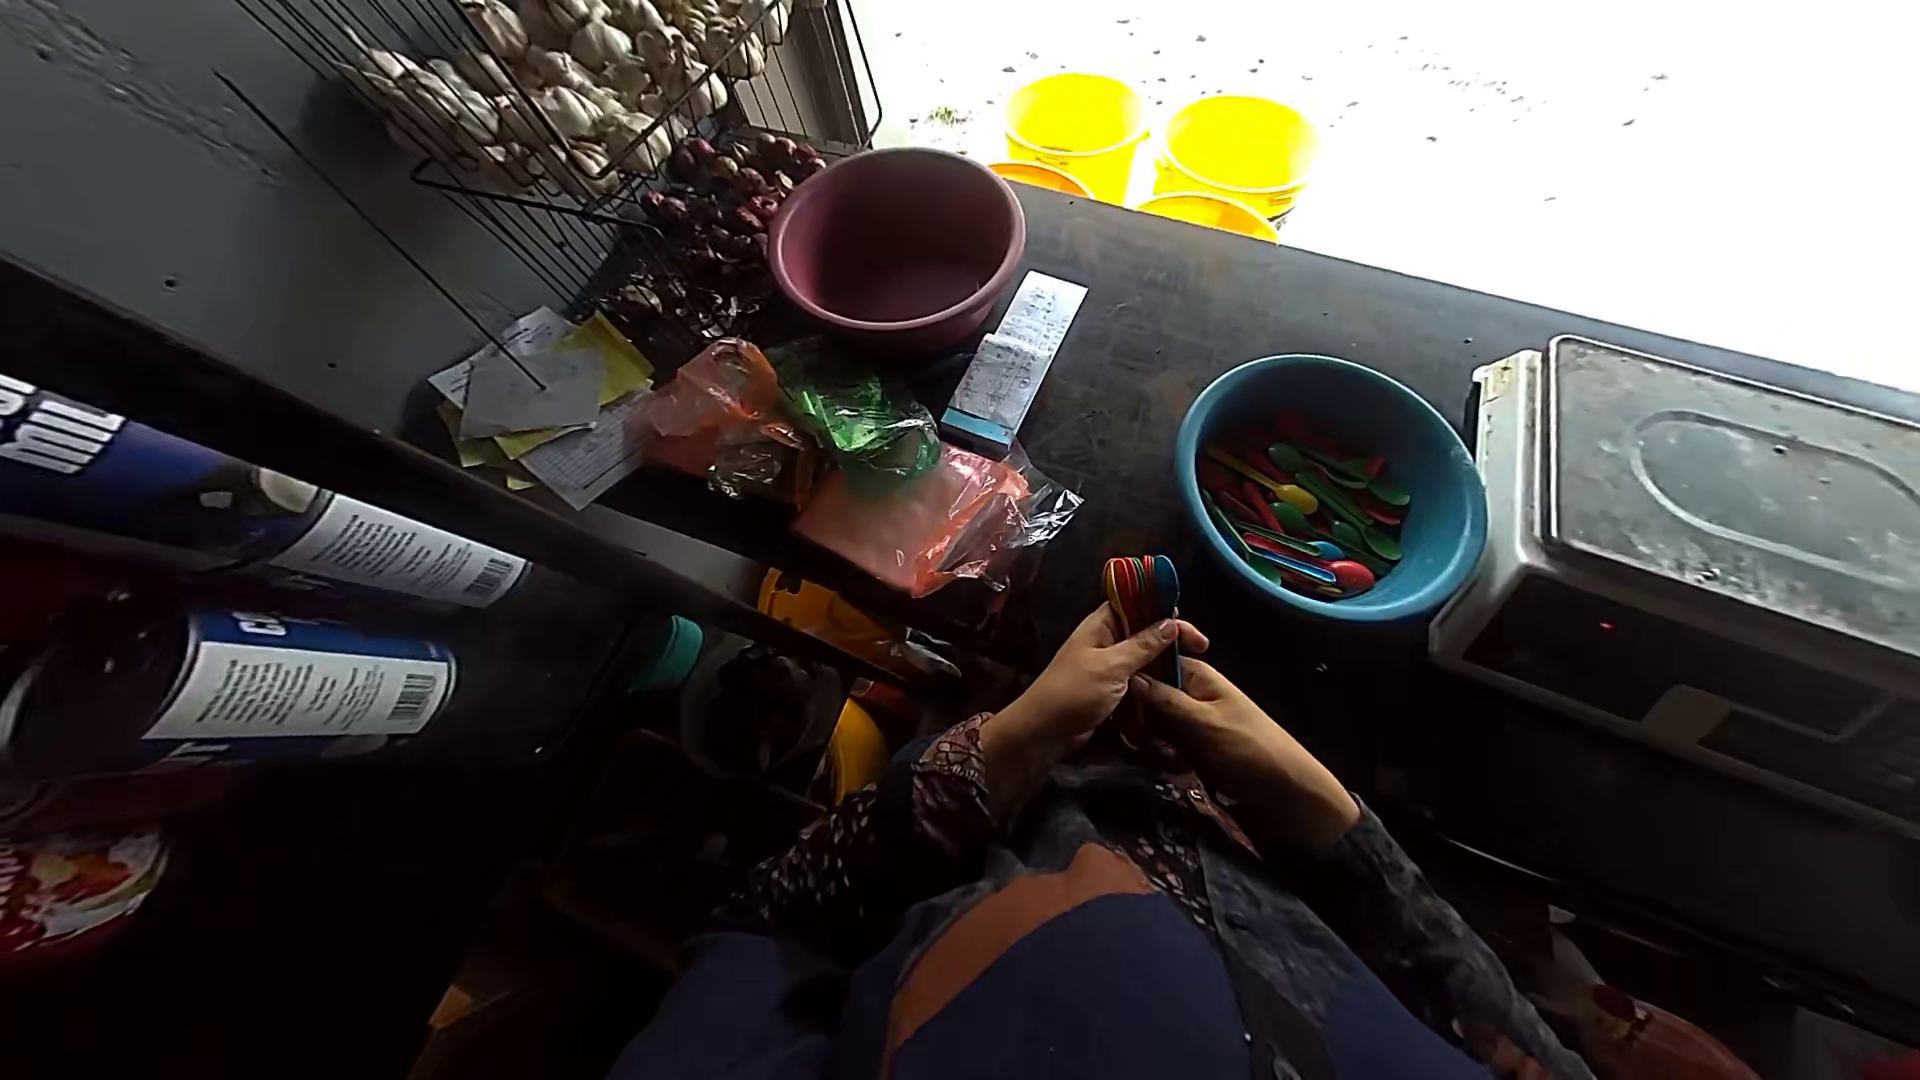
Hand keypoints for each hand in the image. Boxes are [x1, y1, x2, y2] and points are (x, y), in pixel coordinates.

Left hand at [979, 604, 1207, 812]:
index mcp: (1099, 626)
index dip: (1161, 607)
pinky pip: (1135, 681)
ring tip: (1192, 670)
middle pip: (1141, 631)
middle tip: (1200, 649)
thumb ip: (1142, 645)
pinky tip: (1173, 690)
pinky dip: (1152, 684)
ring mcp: (1105, 667)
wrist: (1044, 732)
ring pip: (1141, 658)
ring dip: (1162, 663)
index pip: (1134, 604)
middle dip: (1168, 637)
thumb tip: (1170, 622)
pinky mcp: (1108, 690)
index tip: (1188, 625)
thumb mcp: (1112, 666)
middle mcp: (1103, 641)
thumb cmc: (1075, 692)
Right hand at [1131, 658, 1359, 850]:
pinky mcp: (1188, 743)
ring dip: (1151, 742)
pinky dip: (1163, 755)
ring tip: (1166, 758)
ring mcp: (1187, 718)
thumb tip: (1127, 675)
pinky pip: (1161, 743)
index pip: (1148, 663)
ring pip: (1149, 723)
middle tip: (1144, 740)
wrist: (1285, 794)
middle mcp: (1186, 691)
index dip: (1130, 680)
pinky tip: (1175, 767)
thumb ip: (1163, 699)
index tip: (1118, 704)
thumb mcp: (1203, 722)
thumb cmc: (1249, 748)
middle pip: (1143, 695)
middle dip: (1140, 719)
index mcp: (1194, 674)